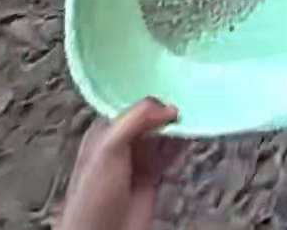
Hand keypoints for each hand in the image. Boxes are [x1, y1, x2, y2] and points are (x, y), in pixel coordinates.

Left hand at [59, 98, 190, 229]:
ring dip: (180, 124)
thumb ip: (135, 119)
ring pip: (165, 131)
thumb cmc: (93, 199)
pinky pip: (173, 149)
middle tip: (187, 100)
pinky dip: (185, 141)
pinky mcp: (152, 172)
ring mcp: (138, 158)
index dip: (151, 95)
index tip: (172, 87)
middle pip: (152, 116)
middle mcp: (122, 142)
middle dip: (169, 108)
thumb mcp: (108, 149)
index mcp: (104, 132)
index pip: (132, 103)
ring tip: (194, 115)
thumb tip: (169, 107)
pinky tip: (193, 134)